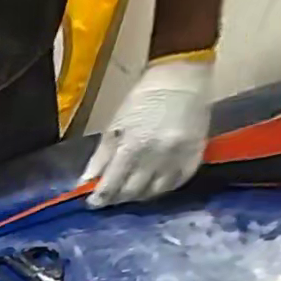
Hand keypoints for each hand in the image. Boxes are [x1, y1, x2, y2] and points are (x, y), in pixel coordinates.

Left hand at [82, 54, 213, 207]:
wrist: (180, 78)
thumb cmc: (139, 103)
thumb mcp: (112, 131)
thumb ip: (98, 160)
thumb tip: (84, 185)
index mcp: (132, 148)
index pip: (110, 186)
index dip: (98, 199)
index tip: (93, 202)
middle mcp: (157, 154)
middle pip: (132, 192)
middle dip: (117, 198)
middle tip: (111, 195)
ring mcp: (179, 154)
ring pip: (155, 191)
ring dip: (140, 195)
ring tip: (131, 189)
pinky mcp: (197, 150)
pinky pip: (180, 180)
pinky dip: (165, 186)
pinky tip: (154, 183)